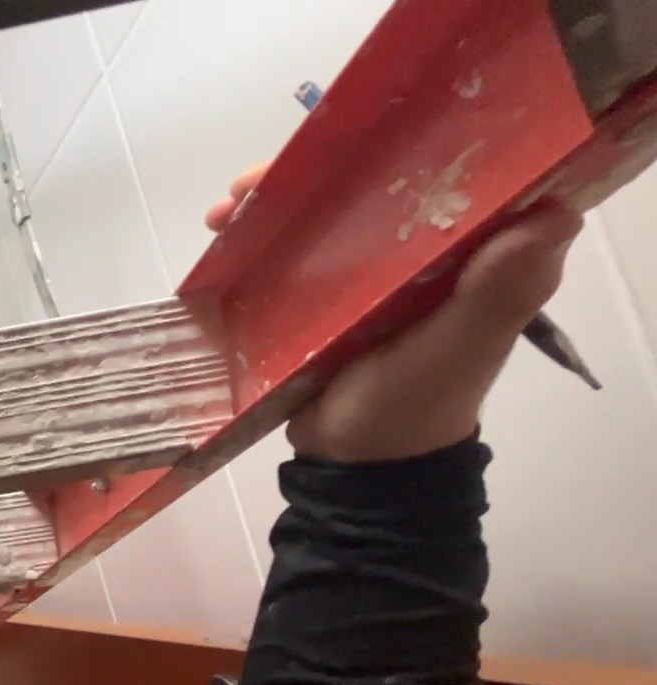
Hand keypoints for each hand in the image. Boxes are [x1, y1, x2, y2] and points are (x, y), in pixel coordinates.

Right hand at [206, 164, 582, 462]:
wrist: (357, 461)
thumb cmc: (415, 404)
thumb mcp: (462, 347)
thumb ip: (499, 290)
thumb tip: (546, 216)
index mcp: (463, 249)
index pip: (435, 175)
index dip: (391, 147)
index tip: (336, 144)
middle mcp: (413, 254)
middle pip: (360, 194)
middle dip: (304, 178)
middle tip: (251, 185)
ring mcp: (357, 281)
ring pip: (314, 226)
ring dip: (266, 212)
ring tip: (220, 217)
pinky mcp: (311, 307)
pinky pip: (283, 267)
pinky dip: (249, 253)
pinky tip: (218, 248)